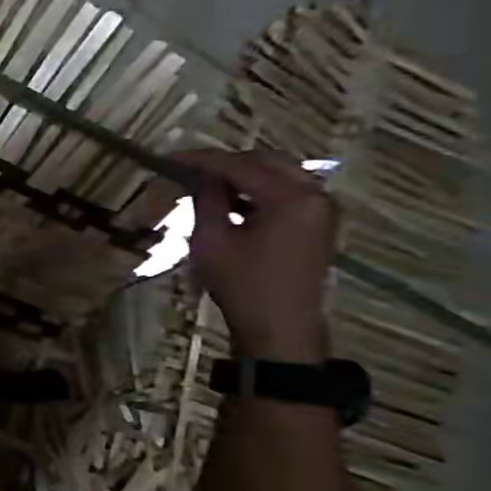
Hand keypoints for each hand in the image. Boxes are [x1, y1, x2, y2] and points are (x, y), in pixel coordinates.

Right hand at [174, 149, 337, 361]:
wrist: (280, 331)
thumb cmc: (242, 286)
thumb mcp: (212, 241)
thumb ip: (207, 200)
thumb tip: (200, 177)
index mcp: (290, 197)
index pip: (239, 165)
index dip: (201, 160)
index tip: (169, 159)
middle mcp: (315, 194)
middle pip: (266, 161)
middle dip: (226, 163)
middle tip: (190, 171)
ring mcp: (322, 209)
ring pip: (279, 174)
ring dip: (244, 176)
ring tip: (209, 186)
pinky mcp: (319, 224)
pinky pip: (288, 192)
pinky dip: (260, 191)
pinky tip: (234, 204)